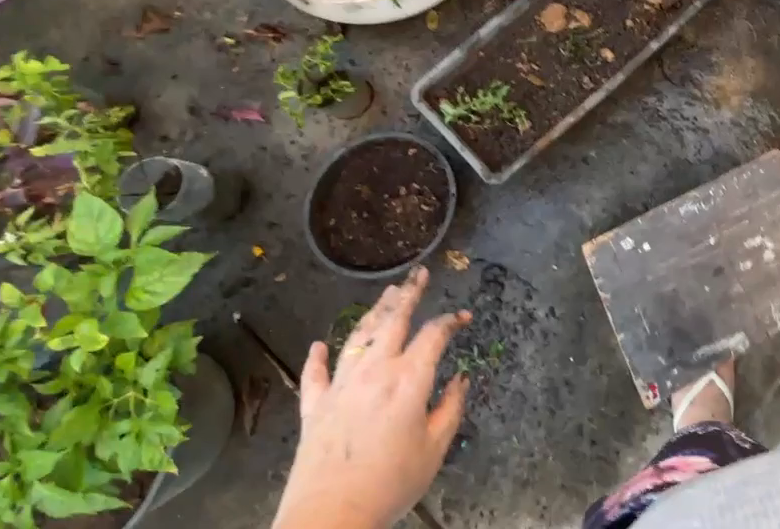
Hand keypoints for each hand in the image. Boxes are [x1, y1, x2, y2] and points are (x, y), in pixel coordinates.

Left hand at [273, 267, 471, 528]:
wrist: (328, 518)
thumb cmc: (390, 484)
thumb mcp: (434, 449)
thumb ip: (451, 408)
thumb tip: (460, 380)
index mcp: (409, 379)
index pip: (434, 335)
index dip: (451, 321)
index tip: (464, 318)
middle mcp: (375, 372)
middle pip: (394, 321)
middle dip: (410, 294)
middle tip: (419, 274)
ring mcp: (341, 387)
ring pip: (359, 337)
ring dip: (375, 312)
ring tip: (387, 293)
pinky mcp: (315, 407)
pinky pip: (315, 375)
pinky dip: (317, 358)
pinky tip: (318, 345)